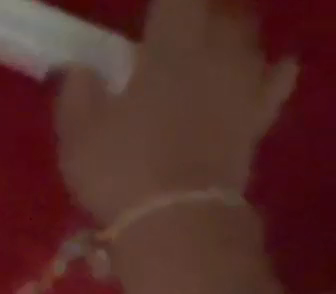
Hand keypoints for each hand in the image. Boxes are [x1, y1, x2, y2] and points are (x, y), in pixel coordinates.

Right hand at [54, 0, 298, 223]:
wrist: (175, 212)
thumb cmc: (116, 169)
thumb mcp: (77, 135)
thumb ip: (77, 93)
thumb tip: (76, 66)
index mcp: (171, 51)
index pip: (177, 0)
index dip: (166, 0)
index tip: (151, 7)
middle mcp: (219, 53)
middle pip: (223, 11)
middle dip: (202, 12)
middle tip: (179, 22)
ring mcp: (247, 81)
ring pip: (249, 38)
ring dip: (230, 34)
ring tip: (210, 44)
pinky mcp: (260, 112)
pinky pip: (277, 76)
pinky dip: (271, 68)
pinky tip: (266, 68)